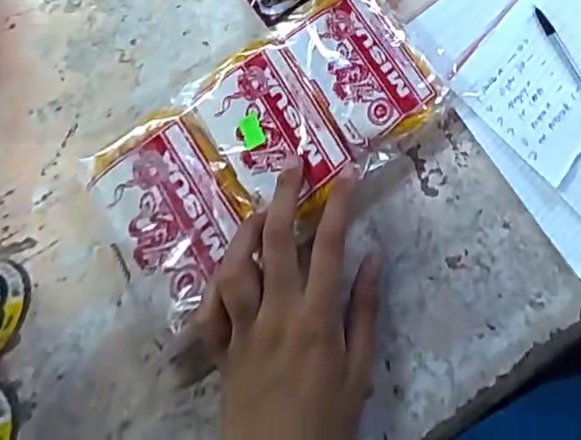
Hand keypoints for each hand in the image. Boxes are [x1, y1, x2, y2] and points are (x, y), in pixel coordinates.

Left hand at [214, 167, 379, 439]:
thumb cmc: (327, 421)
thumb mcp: (360, 372)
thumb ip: (365, 310)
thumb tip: (372, 255)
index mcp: (317, 319)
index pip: (329, 246)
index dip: (338, 204)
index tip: (346, 173)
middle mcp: (277, 314)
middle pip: (277, 241)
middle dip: (285, 196)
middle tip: (292, 166)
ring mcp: (244, 331)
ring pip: (235, 266)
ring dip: (246, 231)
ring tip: (262, 211)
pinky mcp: (222, 350)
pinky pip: (208, 310)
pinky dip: (215, 284)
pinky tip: (230, 268)